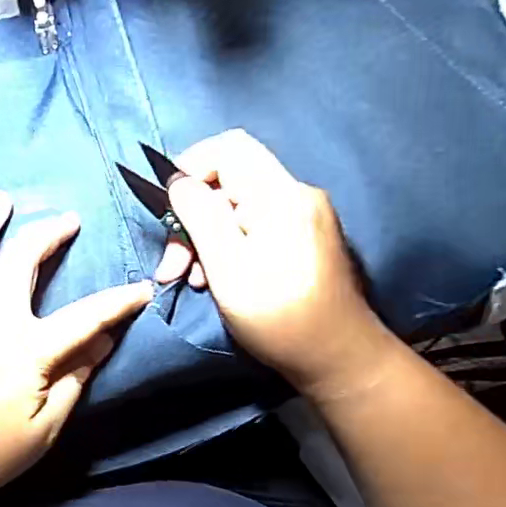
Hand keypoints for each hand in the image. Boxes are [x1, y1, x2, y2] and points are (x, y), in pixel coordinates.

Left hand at [0, 192, 153, 506]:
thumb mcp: (44, 429)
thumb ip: (74, 379)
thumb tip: (102, 342)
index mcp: (26, 348)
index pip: (85, 317)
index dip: (118, 303)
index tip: (143, 290)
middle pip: (21, 261)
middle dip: (49, 235)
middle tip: (69, 220)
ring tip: (1, 200)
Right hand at [153, 129, 395, 401]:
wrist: (337, 358)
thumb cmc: (277, 315)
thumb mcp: (227, 266)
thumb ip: (200, 216)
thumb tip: (178, 180)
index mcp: (280, 195)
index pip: (229, 148)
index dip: (191, 167)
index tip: (168, 205)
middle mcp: (296, 196)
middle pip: (230, 184)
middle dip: (193, 219)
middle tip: (173, 265)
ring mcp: (304, 219)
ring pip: (239, 210)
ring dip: (207, 240)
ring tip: (194, 280)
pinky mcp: (305, 241)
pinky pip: (257, 229)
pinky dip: (231, 249)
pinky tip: (219, 281)